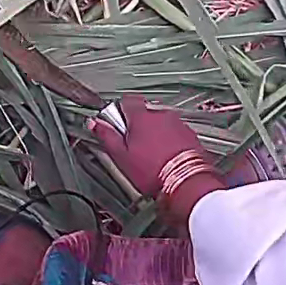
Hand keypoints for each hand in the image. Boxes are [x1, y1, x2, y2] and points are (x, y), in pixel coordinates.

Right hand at [90, 95, 224, 229]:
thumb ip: (107, 136)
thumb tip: (95, 124)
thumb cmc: (154, 171)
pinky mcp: (190, 136)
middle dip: (136, 126)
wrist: (186, 183)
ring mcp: (178, 124)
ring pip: (159, 124)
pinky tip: (162, 159)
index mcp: (141, 117)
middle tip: (130, 146)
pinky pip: (174, 133)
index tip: (115, 124)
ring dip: (153, 135)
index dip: (118, 112)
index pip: (126, 101)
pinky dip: (168, 142)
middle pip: (144, 113)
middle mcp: (161, 115)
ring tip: (148, 156)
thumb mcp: (121, 156)